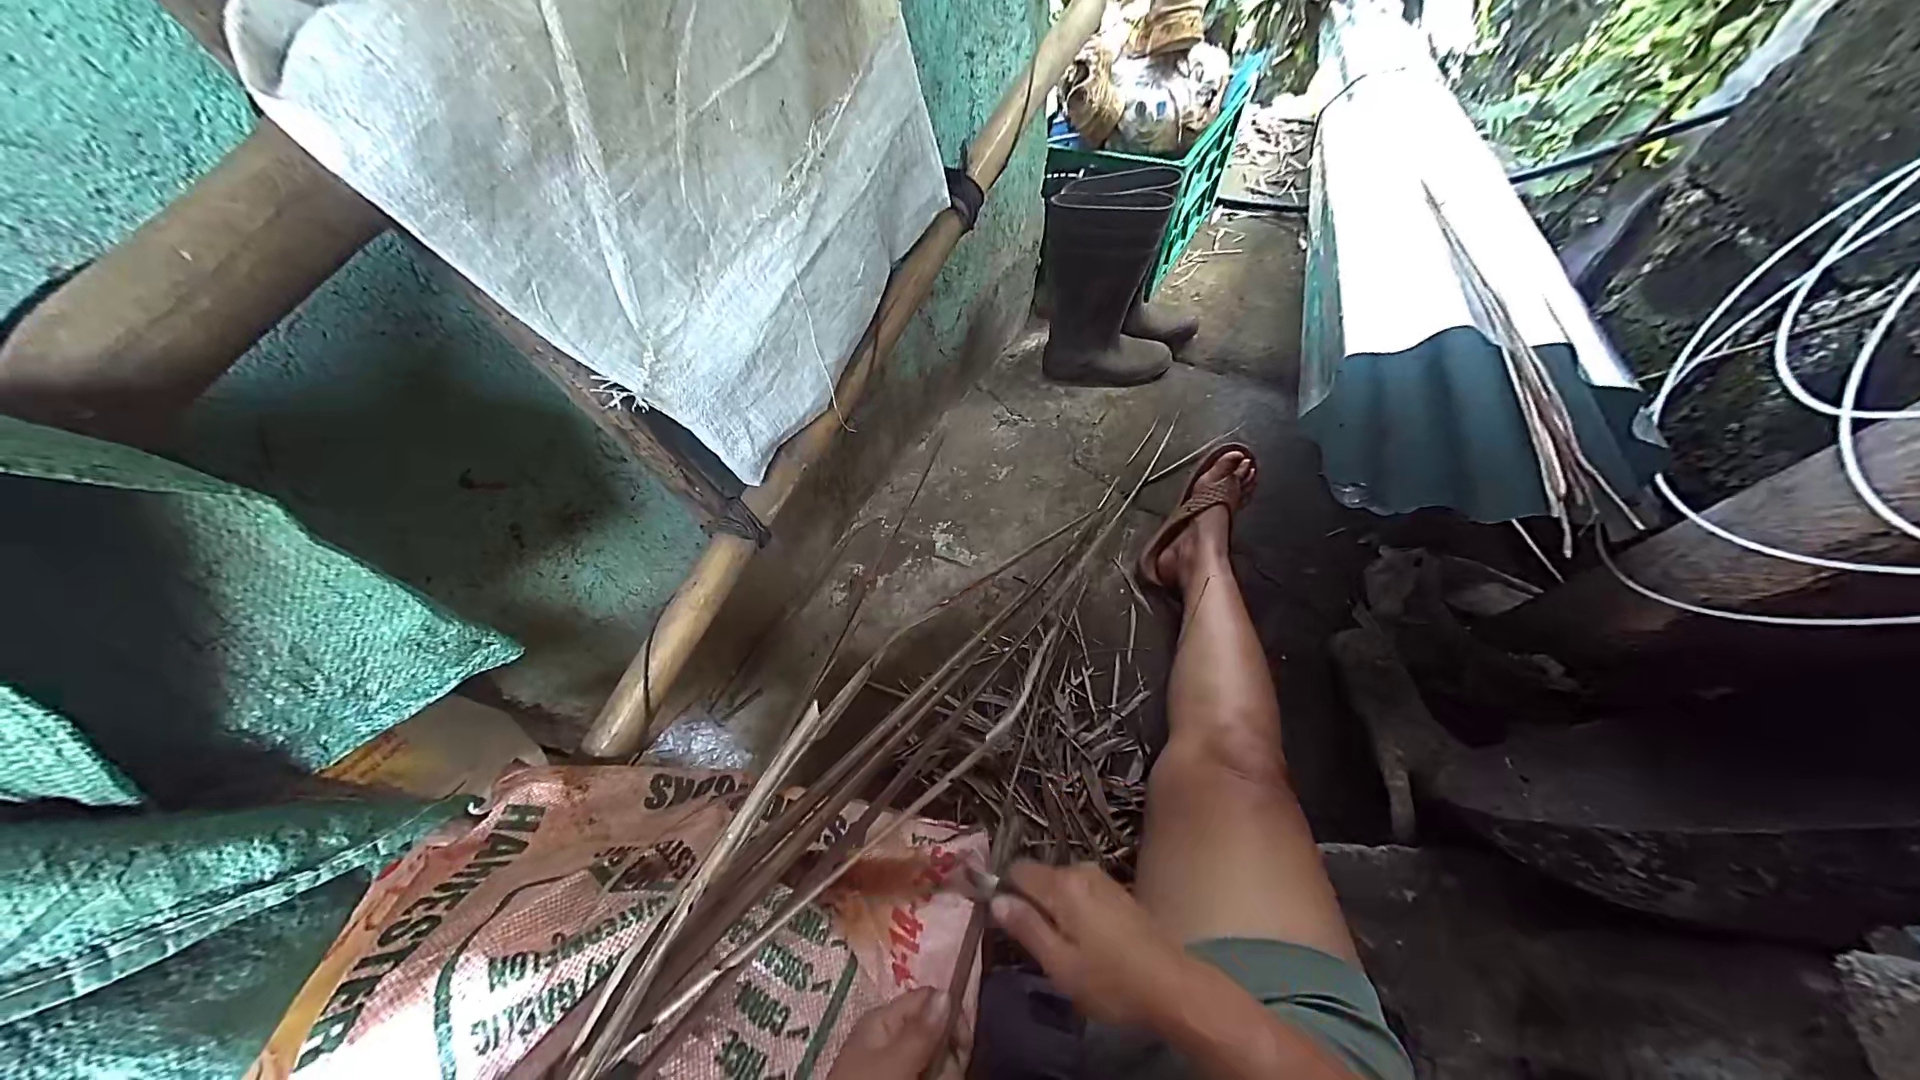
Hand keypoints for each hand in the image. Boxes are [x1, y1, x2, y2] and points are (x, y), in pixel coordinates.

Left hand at [825, 986, 968, 1079]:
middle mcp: (892, 1037)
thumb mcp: (893, 1065)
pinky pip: (929, 1076)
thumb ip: (921, 1032)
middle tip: (935, 1079)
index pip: (929, 999)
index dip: (951, 1018)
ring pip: (938, 1061)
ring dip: (943, 1075)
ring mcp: (897, 1065)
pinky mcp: (902, 1079)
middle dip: (946, 1058)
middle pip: (938, 1033)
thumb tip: (947, 993)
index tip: (963, 1047)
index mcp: (884, 1019)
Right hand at [987, 861, 1194, 1027]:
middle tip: (1037, 946)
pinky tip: (1087, 942)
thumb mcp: (1059, 964)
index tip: (1003, 921)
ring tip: (1064, 949)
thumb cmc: (1110, 981)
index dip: (1004, 891)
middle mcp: (1081, 870)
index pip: (1017, 870)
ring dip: (1055, 910)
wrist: (1173, 986)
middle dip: (1032, 904)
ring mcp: (1102, 879)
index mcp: (1062, 884)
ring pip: (1061, 886)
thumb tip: (996, 900)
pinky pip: (1081, 892)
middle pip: (1040, 877)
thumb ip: (1026, 927)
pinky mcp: (1118, 892)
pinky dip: (1075, 911)